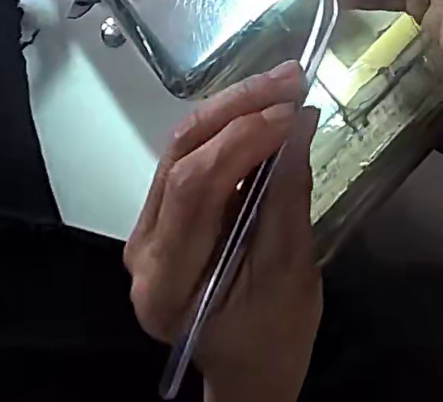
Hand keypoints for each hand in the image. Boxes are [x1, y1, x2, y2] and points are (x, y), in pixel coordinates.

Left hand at [125, 62, 321, 401]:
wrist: (247, 365)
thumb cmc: (272, 340)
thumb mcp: (290, 276)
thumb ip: (288, 197)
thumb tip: (298, 123)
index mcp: (166, 278)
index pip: (194, 186)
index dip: (244, 138)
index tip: (292, 110)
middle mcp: (144, 242)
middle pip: (183, 151)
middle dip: (239, 106)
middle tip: (289, 78)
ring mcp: (149, 219)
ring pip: (185, 141)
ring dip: (236, 104)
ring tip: (281, 82)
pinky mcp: (165, 204)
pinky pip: (194, 150)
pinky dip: (231, 122)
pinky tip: (262, 105)